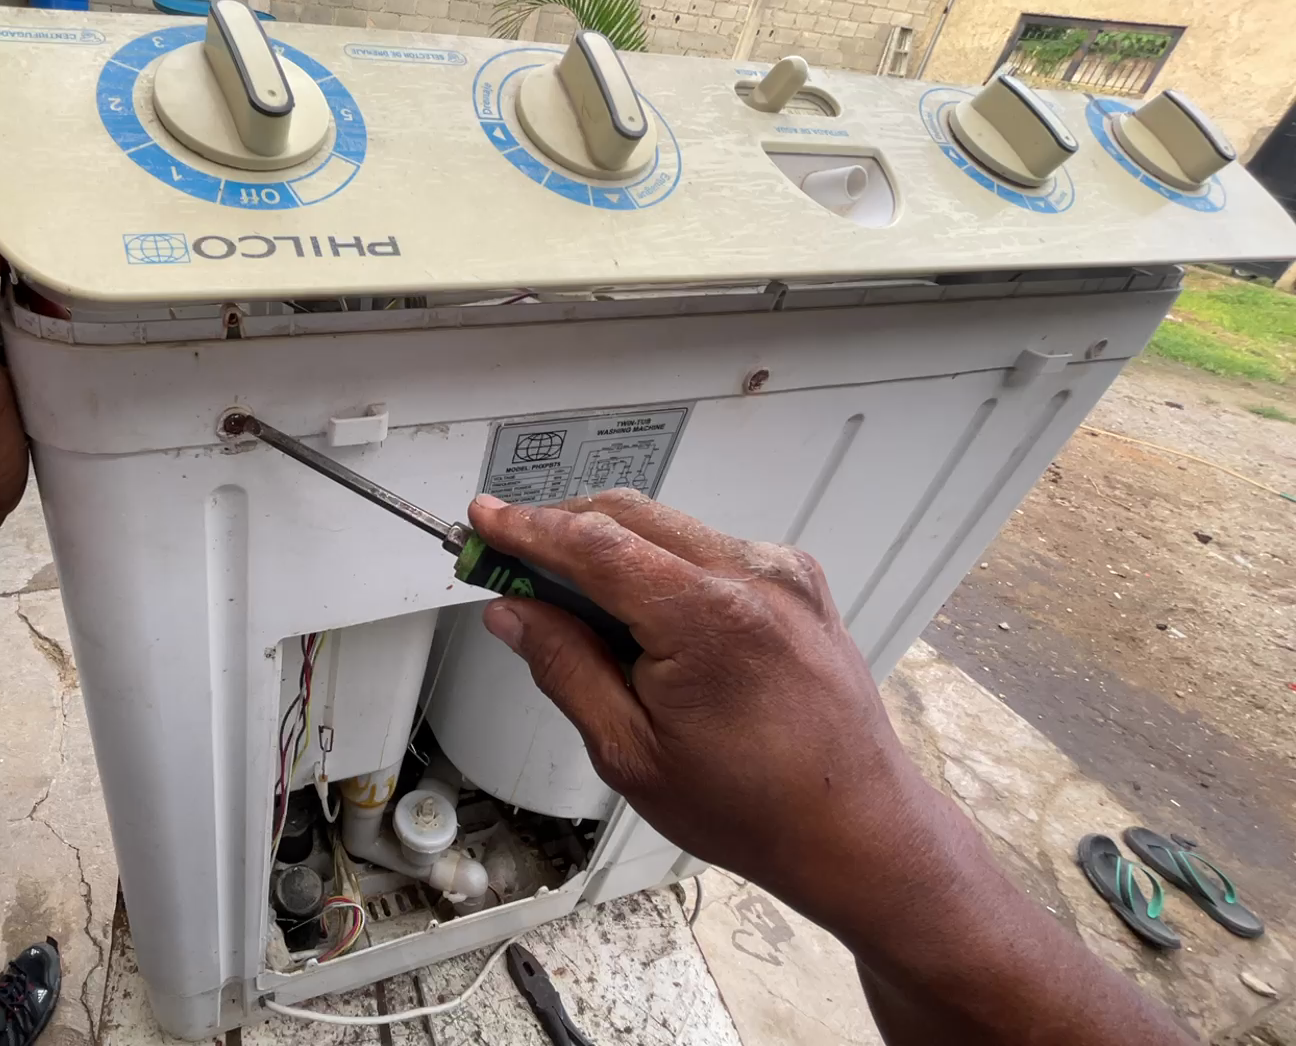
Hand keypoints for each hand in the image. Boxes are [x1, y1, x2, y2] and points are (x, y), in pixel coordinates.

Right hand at [467, 490, 953, 916]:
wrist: (862, 831)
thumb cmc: (754, 809)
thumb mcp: (628, 752)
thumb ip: (562, 666)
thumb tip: (512, 613)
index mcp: (711, 621)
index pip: (594, 545)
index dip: (527, 526)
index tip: (484, 519)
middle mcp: (753, 577)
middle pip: (623, 516)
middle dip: (555, 529)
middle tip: (506, 559)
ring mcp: (779, 571)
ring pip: (657, 524)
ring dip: (598, 545)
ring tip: (560, 592)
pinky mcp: (788, 578)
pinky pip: (693, 544)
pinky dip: (644, 558)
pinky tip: (624, 604)